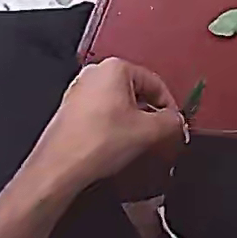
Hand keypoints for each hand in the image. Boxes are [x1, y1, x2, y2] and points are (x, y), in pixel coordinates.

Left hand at [24, 59, 185, 196]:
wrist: (59, 168)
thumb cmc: (96, 143)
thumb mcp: (148, 131)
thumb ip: (172, 121)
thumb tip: (177, 120)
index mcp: (115, 68)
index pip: (155, 83)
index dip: (169, 105)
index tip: (174, 122)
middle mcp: (95, 74)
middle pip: (137, 91)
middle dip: (150, 114)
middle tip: (158, 134)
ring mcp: (80, 91)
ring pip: (120, 102)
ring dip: (133, 121)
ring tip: (137, 142)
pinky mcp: (72, 109)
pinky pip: (103, 112)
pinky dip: (115, 125)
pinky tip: (116, 145)